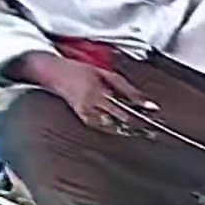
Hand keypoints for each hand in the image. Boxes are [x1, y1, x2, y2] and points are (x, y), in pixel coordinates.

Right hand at [9, 51, 150, 132]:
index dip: (142, 122)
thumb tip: (153, 107)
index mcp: (98, 92)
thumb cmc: (81, 70)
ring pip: (112, 129)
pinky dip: (115, 130)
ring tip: (142, 133)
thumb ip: (130, 91)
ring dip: (127, 132)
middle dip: (138, 129)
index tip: (156, 127)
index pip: (125, 112)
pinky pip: (102, 129)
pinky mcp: (82, 118)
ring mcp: (85, 113)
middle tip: (153, 134)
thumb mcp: (107, 75)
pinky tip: (125, 131)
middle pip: (120, 123)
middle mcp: (91, 105)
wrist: (49, 71)